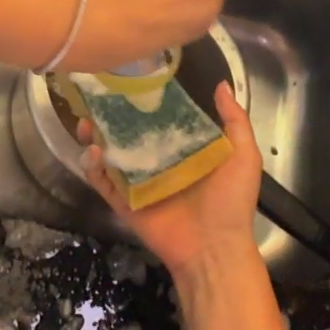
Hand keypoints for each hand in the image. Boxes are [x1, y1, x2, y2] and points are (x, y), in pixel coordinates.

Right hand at [82, 81, 261, 275]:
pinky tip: (92, 151)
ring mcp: (137, 183)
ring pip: (108, 155)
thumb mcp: (243, 155)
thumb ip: (235, 120)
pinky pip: (102, 182)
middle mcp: (157, 163)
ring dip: (94, 138)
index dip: (142, 102)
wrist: (214, 248)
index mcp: (183, 150)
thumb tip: (222, 84)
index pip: (158, 119)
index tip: (129, 81)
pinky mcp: (123, 202)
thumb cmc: (231, 201)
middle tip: (96, 101)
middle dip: (109, 118)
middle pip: (126, 134)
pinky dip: (92, 167)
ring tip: (86, 123)